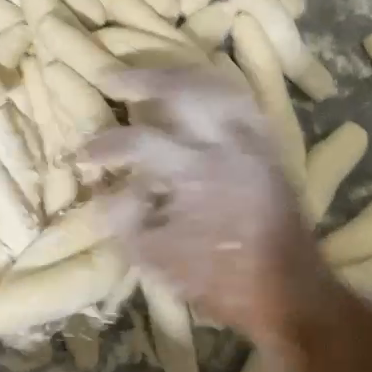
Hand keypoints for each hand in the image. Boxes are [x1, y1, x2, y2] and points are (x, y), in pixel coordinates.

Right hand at [85, 67, 333, 358]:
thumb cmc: (220, 281)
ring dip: (178, 75)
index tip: (79, 157)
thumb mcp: (156, 260)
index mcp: (195, 174)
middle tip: (110, 79)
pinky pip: (242, 101)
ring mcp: (254, 143)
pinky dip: (214, 89)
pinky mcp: (271, 149)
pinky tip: (194, 93)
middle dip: (140, 79)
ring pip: (216, 85)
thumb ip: (123, 219)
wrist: (292, 296)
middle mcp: (227, 147)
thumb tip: (102, 190)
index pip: (136, 142)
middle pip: (182, 90)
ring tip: (152, 77)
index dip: (102, 147)